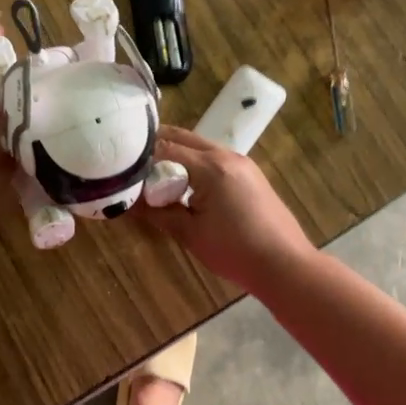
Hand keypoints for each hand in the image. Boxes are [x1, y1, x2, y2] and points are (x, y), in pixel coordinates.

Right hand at [138, 126, 314, 287]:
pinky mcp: (248, 173)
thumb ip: (156, 212)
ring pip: (197, 145)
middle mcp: (226, 155)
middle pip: (180, 137)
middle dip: (154, 147)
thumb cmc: (236, 252)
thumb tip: (126, 202)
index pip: (164, 149)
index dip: (139, 158)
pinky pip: (212, 157)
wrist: (286, 266)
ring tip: (151, 175)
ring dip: (174, 154)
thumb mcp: (189, 234)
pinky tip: (181, 183)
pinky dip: (192, 162)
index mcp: (210, 167)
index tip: (119, 168)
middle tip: (129, 165)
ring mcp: (240, 162)